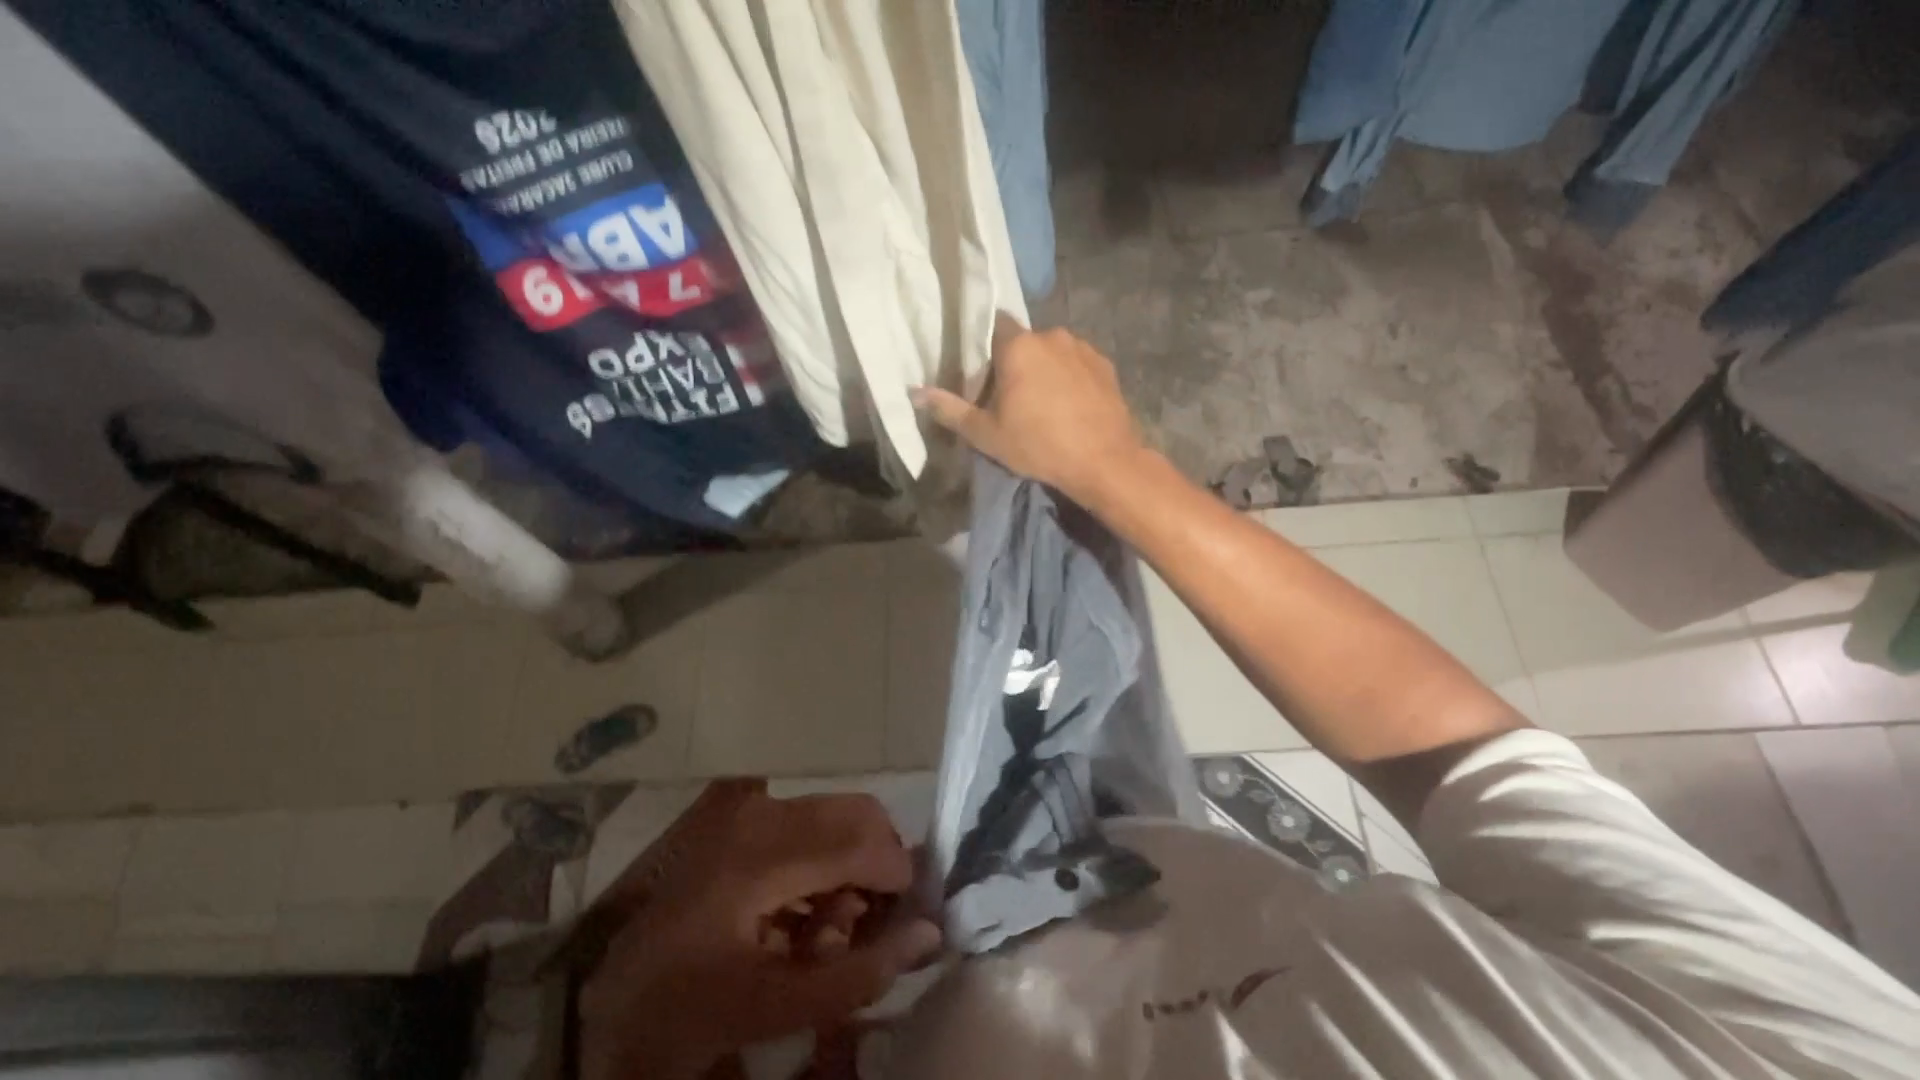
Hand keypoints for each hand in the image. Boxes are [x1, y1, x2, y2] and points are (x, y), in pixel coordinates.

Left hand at [577, 789, 942, 1079]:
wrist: (615, 1004)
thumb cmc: (693, 1009)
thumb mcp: (778, 1008)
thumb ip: (860, 973)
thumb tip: (929, 934)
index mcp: (760, 856)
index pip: (863, 841)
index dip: (901, 879)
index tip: (911, 924)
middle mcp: (757, 815)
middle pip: (857, 814)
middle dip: (879, 868)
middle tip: (876, 927)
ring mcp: (744, 812)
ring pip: (836, 817)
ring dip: (853, 868)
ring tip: (834, 933)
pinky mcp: (738, 820)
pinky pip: (808, 824)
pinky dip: (826, 864)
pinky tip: (809, 919)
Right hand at [913, 314, 1147, 509]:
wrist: (1103, 462)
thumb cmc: (1038, 446)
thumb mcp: (986, 434)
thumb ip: (949, 409)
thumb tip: (913, 393)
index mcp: (1019, 345)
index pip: (994, 325)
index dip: (986, 347)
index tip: (983, 372)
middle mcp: (1051, 335)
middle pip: (1024, 342)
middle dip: (1016, 363)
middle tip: (1010, 398)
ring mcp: (1083, 348)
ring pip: (1052, 352)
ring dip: (1044, 370)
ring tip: (1043, 405)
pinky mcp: (1106, 365)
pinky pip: (1077, 364)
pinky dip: (1070, 379)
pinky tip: (1069, 407)